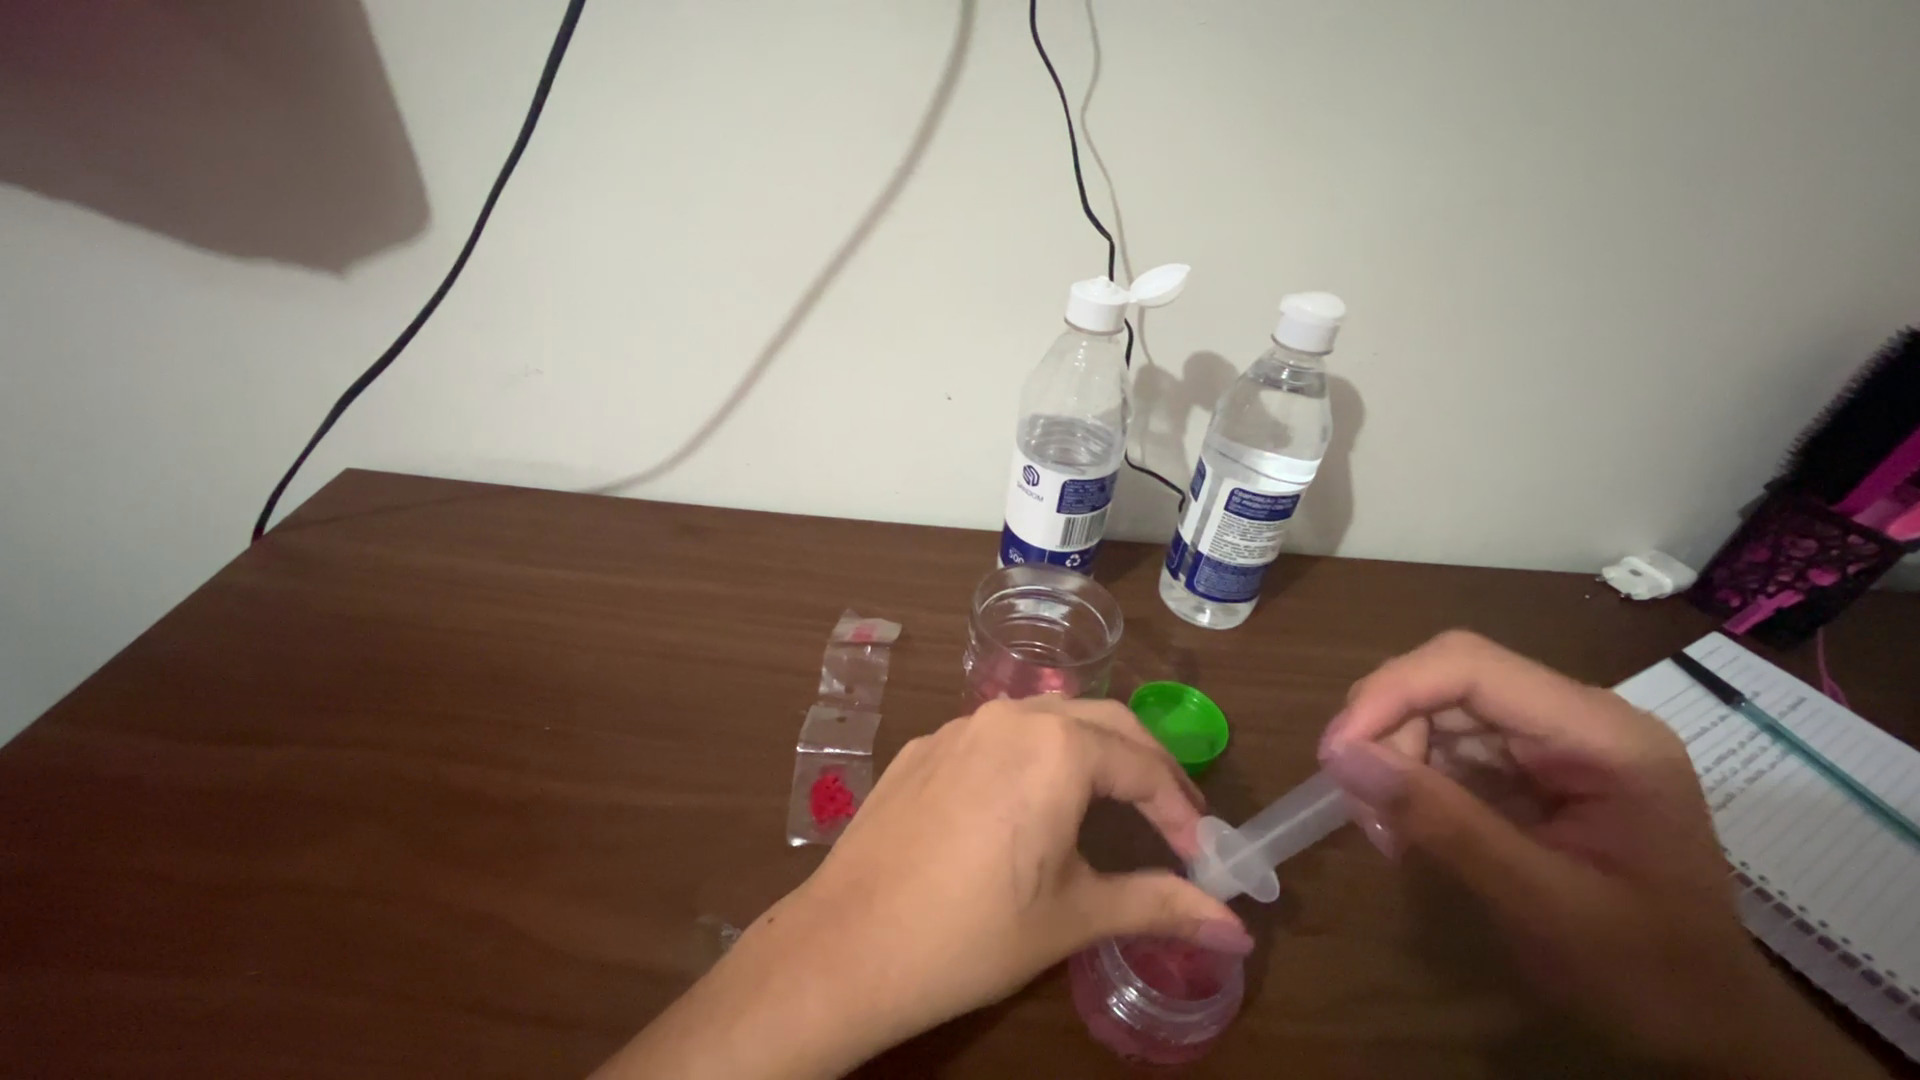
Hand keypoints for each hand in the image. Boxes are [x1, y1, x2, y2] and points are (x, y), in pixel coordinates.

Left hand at [596, 696, 1248, 1079]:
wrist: (848, 944)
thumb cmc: (972, 932)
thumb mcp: (1073, 916)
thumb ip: (1158, 905)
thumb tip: (1237, 930)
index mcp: (1055, 748)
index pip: (1142, 767)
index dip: (1181, 809)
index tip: (1203, 852)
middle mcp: (1008, 718)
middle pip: (1101, 723)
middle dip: (1145, 764)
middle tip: (1173, 816)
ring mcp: (958, 727)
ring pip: (1045, 720)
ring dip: (1089, 752)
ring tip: (1112, 801)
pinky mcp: (922, 748)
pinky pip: (996, 737)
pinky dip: (1034, 758)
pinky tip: (1028, 804)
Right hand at [1318, 631, 1883, 1078]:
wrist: (1708, 1028)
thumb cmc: (1645, 974)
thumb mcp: (1539, 903)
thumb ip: (1442, 823)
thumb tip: (1339, 757)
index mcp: (1603, 735)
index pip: (1470, 666)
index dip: (1390, 693)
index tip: (1334, 753)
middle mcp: (1576, 718)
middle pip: (1446, 679)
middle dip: (1386, 729)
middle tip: (1356, 801)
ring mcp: (1551, 741)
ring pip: (1435, 708)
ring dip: (1391, 758)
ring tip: (1383, 830)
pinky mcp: (1527, 767)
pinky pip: (1445, 744)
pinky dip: (1408, 779)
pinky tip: (1402, 828)